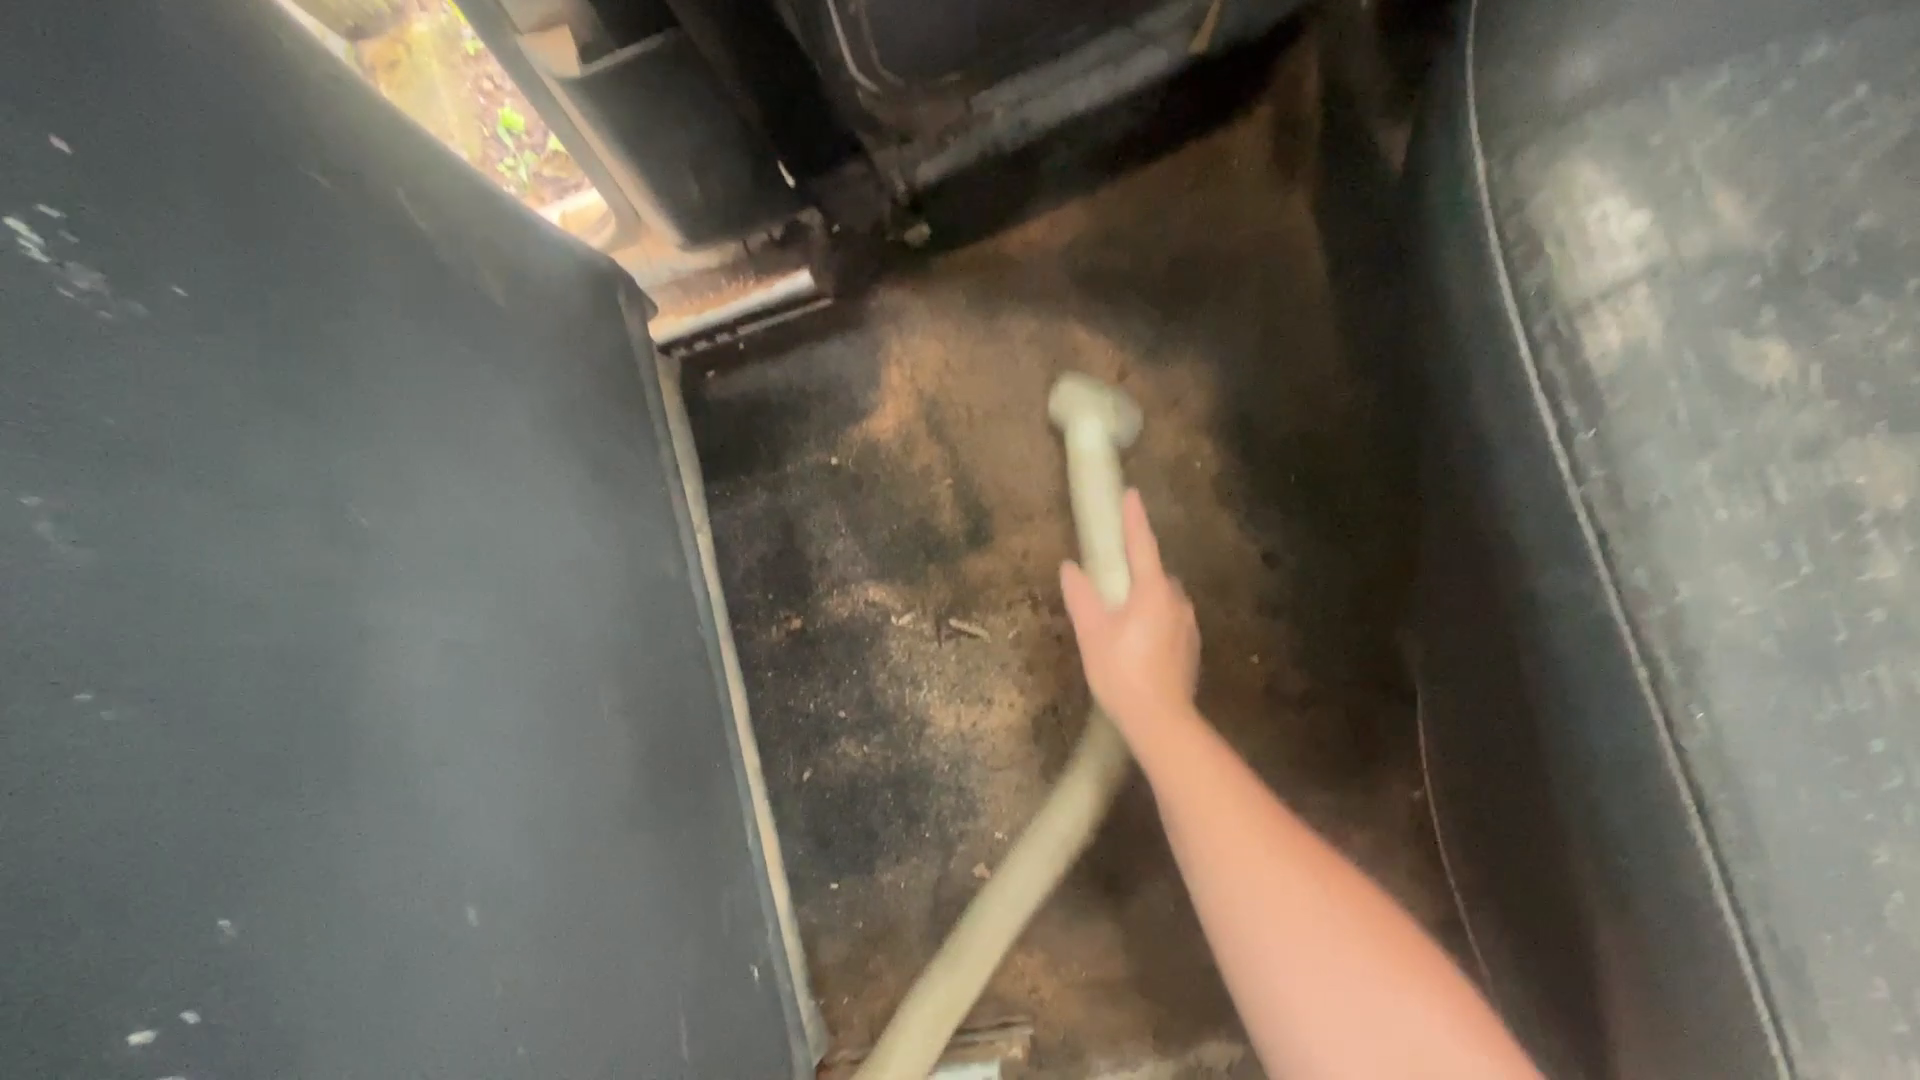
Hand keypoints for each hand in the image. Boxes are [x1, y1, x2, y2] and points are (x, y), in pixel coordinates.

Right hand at [1060, 489, 1200, 736]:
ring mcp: (1188, 626)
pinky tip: (1136, 644)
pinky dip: (1153, 622)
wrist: (1161, 721)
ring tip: (1119, 618)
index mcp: (1153, 590)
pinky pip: (1169, 622)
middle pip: (1155, 574)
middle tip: (1110, 579)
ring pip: (1163, 600)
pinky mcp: (1190, 649)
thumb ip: (1081, 596)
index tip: (1130, 494)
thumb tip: (1070, 567)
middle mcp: (1177, 602)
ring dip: (1145, 599)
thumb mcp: (1092, 632)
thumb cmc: (1122, 671)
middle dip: (1136, 570)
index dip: (1133, 519)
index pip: (1142, 544)